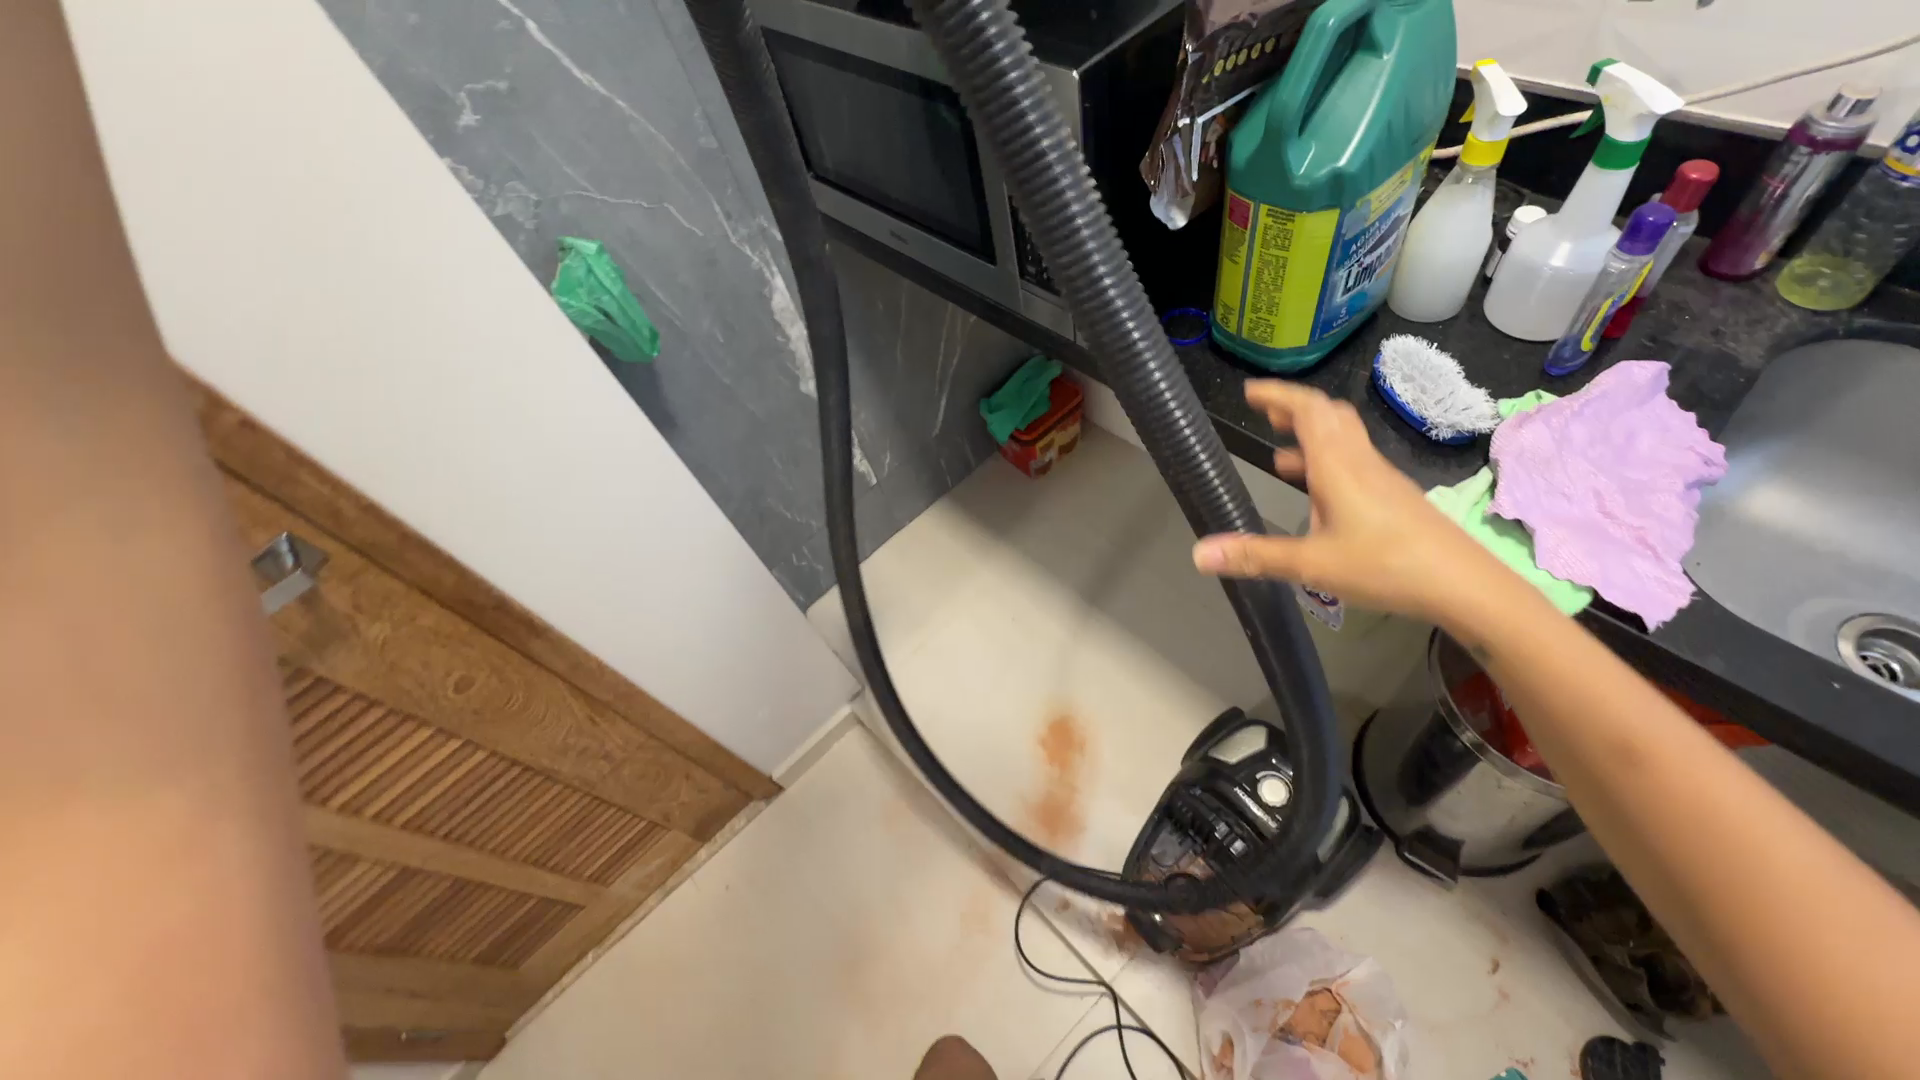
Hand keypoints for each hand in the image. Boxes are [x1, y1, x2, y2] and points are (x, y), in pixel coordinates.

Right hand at [1191, 380, 1514, 625]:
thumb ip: (1255, 556)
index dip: (1278, 396)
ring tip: (1280, 455)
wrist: (1462, 584)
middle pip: (1329, 416)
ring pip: (1344, 440)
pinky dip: (1328, 463)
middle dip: (1295, 410)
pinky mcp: (1394, 497)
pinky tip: (1318, 497)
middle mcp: (1360, 462)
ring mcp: (1382, 479)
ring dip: (1312, 437)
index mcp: (1337, 466)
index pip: (1307, 411)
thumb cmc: (1385, 566)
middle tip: (1265, 415)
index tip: (1250, 392)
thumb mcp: (1311, 565)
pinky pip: (1355, 464)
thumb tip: (1199, 554)